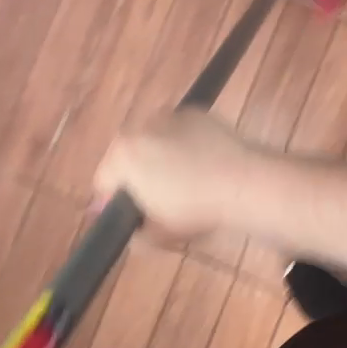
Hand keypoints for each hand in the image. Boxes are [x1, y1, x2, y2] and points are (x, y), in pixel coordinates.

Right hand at [93, 111, 261, 239]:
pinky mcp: (195, 112)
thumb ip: (135, 233)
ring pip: (152, 140)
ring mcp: (169, 115)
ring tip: (183, 180)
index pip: (103, 182)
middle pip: (126, 155)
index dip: (113, 203)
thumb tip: (132, 229)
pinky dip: (183, 142)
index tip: (131, 215)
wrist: (243, 183)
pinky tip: (201, 162)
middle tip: (158, 199)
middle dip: (136, 175)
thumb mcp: (157, 235)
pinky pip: (178, 131)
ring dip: (158, 156)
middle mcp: (139, 127)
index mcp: (122, 155)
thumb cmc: (195, 210)